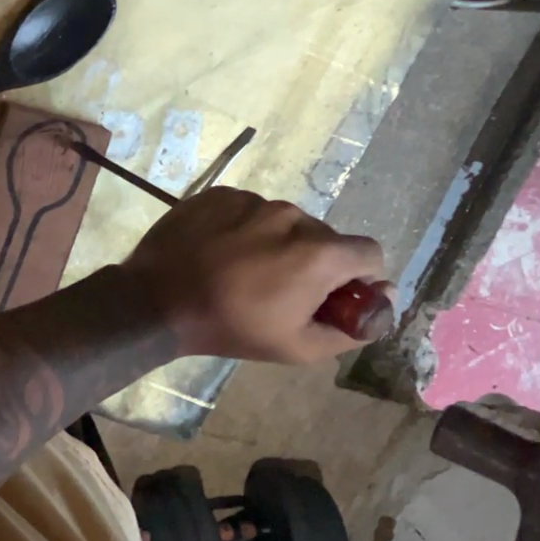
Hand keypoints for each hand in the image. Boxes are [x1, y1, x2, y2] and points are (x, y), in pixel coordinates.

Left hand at [118, 186, 385, 361]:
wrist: (156, 299)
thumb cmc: (231, 326)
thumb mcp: (299, 346)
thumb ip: (354, 325)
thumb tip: (383, 297)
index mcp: (319, 251)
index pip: (368, 253)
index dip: (357, 277)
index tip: (331, 295)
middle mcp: (291, 215)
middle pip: (323, 236)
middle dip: (313, 262)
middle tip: (278, 289)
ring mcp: (250, 200)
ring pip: (283, 221)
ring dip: (275, 243)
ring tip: (241, 270)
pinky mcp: (217, 194)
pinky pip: (246, 209)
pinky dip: (242, 228)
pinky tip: (219, 251)